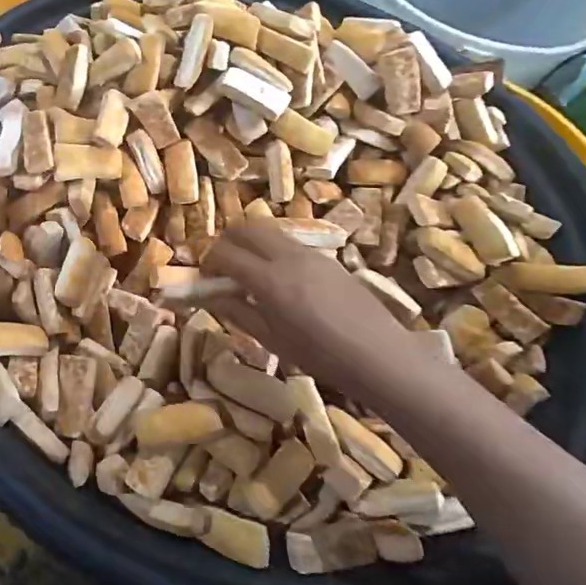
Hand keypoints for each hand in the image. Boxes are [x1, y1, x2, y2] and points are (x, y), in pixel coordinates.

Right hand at [201, 222, 446, 409]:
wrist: (380, 355)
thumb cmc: (320, 356)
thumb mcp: (271, 340)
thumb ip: (238, 312)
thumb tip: (213, 296)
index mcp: (269, 280)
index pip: (224, 253)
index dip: (208, 261)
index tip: (205, 277)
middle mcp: (287, 257)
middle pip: (245, 228)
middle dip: (226, 241)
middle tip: (222, 267)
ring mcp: (310, 254)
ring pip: (268, 230)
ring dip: (250, 243)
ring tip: (249, 272)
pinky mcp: (327, 258)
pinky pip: (289, 242)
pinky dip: (272, 250)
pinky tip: (279, 280)